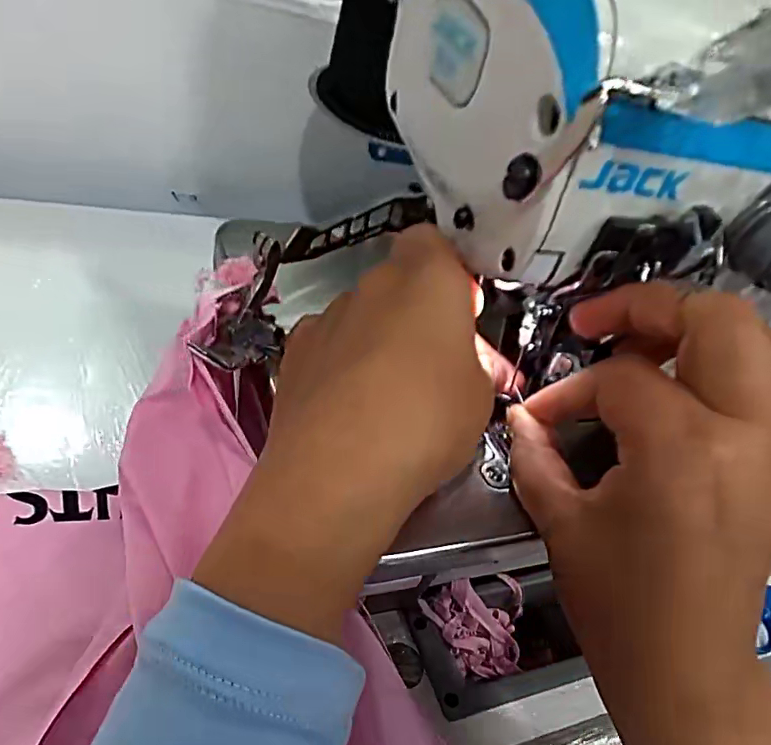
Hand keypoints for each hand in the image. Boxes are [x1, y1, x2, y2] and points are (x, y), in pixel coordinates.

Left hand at [195, 226, 499, 640]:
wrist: (336, 474)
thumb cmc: (425, 425)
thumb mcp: (479, 398)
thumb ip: (475, 364)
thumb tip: (466, 363)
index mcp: (426, 279)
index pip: (434, 243)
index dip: (448, 276)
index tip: (459, 318)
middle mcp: (369, 287)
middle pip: (395, 288)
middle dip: (413, 319)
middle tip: (430, 372)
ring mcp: (323, 321)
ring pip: (357, 321)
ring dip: (372, 346)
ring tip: (381, 404)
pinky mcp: (290, 358)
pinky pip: (325, 352)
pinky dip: (336, 371)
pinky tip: (344, 413)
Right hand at [511, 285, 770, 744]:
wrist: (684, 665)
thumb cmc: (616, 604)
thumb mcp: (562, 525)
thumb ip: (537, 459)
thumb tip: (522, 418)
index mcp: (679, 449)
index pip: (621, 380)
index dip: (569, 391)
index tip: (537, 419)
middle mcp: (743, 430)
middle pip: (717, 318)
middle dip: (652, 306)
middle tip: (602, 327)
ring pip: (763, 338)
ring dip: (703, 327)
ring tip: (650, 349)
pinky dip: (732, 363)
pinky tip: (685, 389)